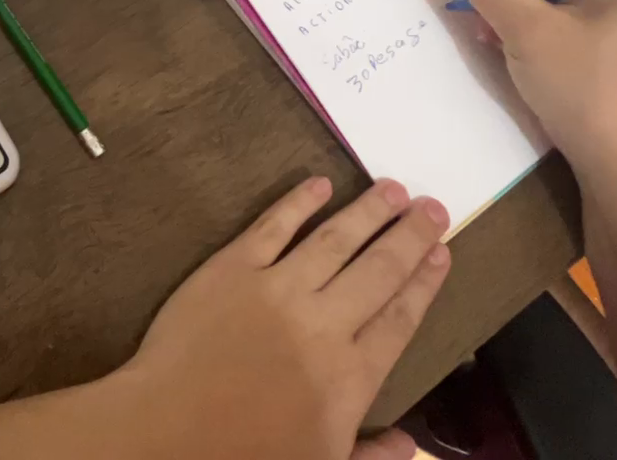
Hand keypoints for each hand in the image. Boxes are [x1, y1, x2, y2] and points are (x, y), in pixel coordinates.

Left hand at [112, 176, 450, 459]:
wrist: (173, 428)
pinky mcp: (232, 267)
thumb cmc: (247, 453)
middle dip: (410, 236)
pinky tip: (320, 183)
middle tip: (433, 205)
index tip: (443, 252)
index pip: (400, 317)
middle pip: (378, 270)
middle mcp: (323, 323)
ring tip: (392, 188)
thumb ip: (371, 454)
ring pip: (333, 240)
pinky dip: (298, 203)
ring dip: (367, 212)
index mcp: (351, 375)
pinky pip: (273, 226)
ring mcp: (276, 288)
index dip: (424, 282)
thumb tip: (414, 445)